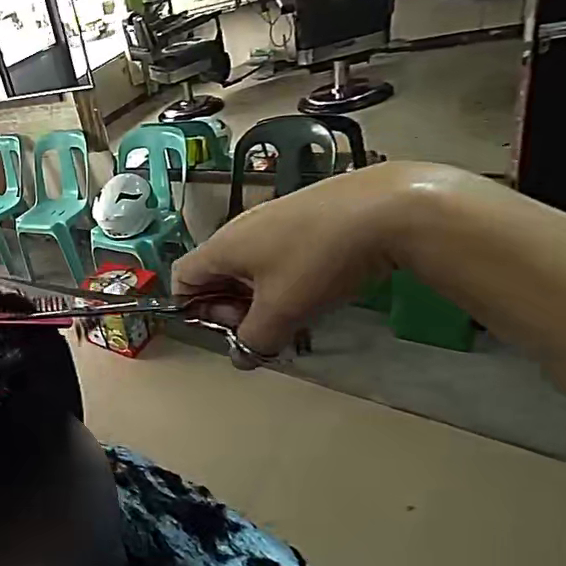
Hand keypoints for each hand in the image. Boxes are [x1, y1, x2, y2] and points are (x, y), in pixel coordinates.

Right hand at [172, 162, 465, 365]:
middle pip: (216, 274)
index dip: (191, 309)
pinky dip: (283, 279)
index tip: (226, 329)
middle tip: (261, 328)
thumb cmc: (319, 259)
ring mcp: (272, 219)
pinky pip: (276, 255)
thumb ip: (254, 340)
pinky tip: (315, 290)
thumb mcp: (282, 311)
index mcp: (222, 247)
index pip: (181, 278)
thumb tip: (243, 356)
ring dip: (259, 297)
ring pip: (249, 266)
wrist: (384, 209)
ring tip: (290, 315)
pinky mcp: (302, 217)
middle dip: (230, 307)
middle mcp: (240, 229)